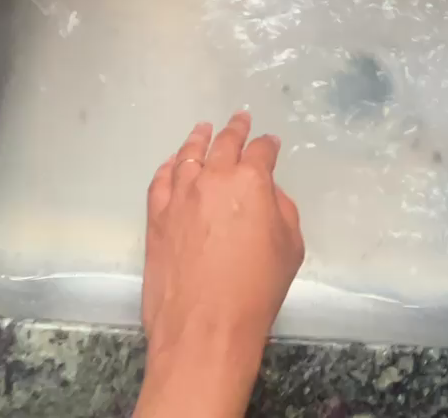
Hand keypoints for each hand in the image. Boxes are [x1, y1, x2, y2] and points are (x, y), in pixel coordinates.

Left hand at [135, 112, 303, 417]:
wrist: (204, 328)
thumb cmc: (256, 292)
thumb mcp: (290, 248)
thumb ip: (282, 211)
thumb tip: (268, 194)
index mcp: (251, 181)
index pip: (262, 151)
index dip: (268, 145)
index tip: (271, 143)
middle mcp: (214, 178)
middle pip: (225, 142)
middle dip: (236, 129)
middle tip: (240, 118)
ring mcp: (180, 195)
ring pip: (189, 154)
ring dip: (199, 138)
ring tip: (204, 128)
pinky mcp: (156, 215)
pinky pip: (161, 179)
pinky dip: (169, 166)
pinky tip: (174, 162)